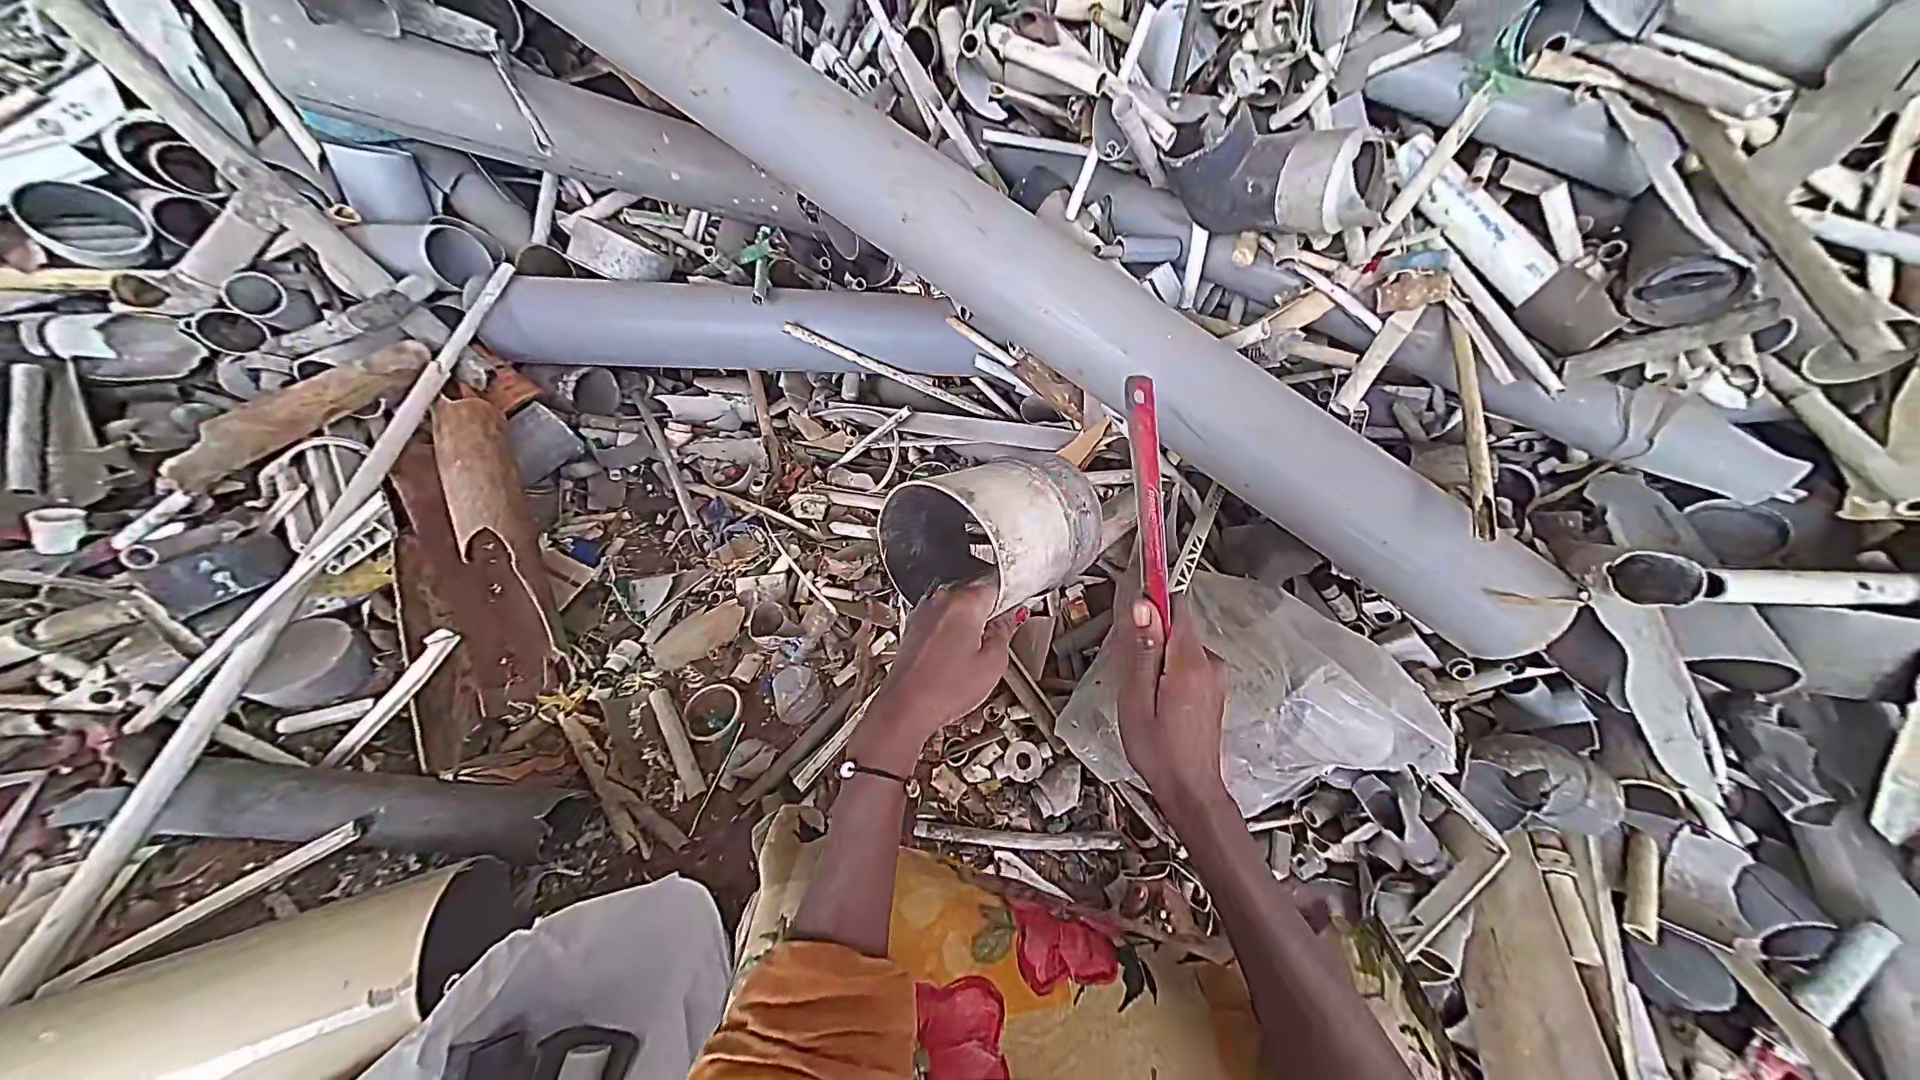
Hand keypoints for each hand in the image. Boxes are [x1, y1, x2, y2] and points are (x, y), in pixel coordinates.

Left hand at [851, 579, 1018, 773]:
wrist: (905, 707)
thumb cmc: (943, 689)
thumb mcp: (992, 663)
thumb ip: (1006, 632)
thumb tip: (1012, 618)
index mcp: (965, 602)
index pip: (997, 586)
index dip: (1012, 600)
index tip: (1017, 614)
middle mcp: (942, 599)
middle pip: (975, 594)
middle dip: (989, 613)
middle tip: (1000, 638)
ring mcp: (924, 612)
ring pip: (956, 608)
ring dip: (968, 623)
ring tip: (974, 654)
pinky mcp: (913, 626)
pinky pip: (940, 621)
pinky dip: (950, 633)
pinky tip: (955, 657)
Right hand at [1117, 595, 1230, 819]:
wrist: (1191, 790)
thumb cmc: (1159, 752)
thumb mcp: (1136, 699)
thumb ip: (1141, 651)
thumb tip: (1143, 608)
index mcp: (1190, 664)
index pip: (1176, 606)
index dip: (1153, 598)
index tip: (1133, 600)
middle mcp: (1210, 664)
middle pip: (1175, 624)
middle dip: (1148, 635)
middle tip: (1129, 669)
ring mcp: (1215, 675)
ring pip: (1178, 643)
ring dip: (1156, 654)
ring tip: (1141, 690)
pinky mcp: (1213, 685)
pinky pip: (1185, 660)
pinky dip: (1167, 668)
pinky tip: (1155, 696)